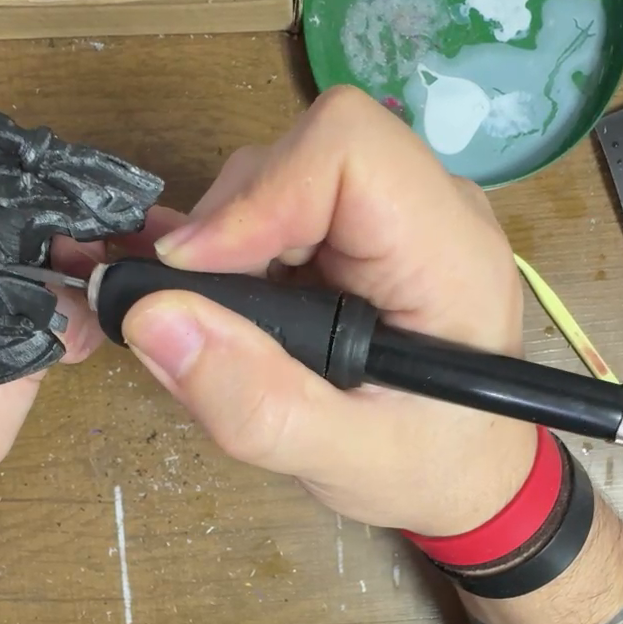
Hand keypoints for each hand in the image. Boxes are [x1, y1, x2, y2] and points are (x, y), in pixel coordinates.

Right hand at [81, 86, 536, 536]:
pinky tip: (224, 309)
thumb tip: (154, 318)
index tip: (190, 273)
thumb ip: (260, 404)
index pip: (347, 150)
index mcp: (448, 253)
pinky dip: (237, 257)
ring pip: (282, 179)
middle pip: (303, 156)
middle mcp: (427, 212)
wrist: (469, 473)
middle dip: (230, 229)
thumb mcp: (345, 460)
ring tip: (223, 332)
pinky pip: (283, 212)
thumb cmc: (431, 471)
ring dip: (229, 251)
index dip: (257, 197)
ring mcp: (395, 218)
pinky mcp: (362, 238)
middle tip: (197, 316)